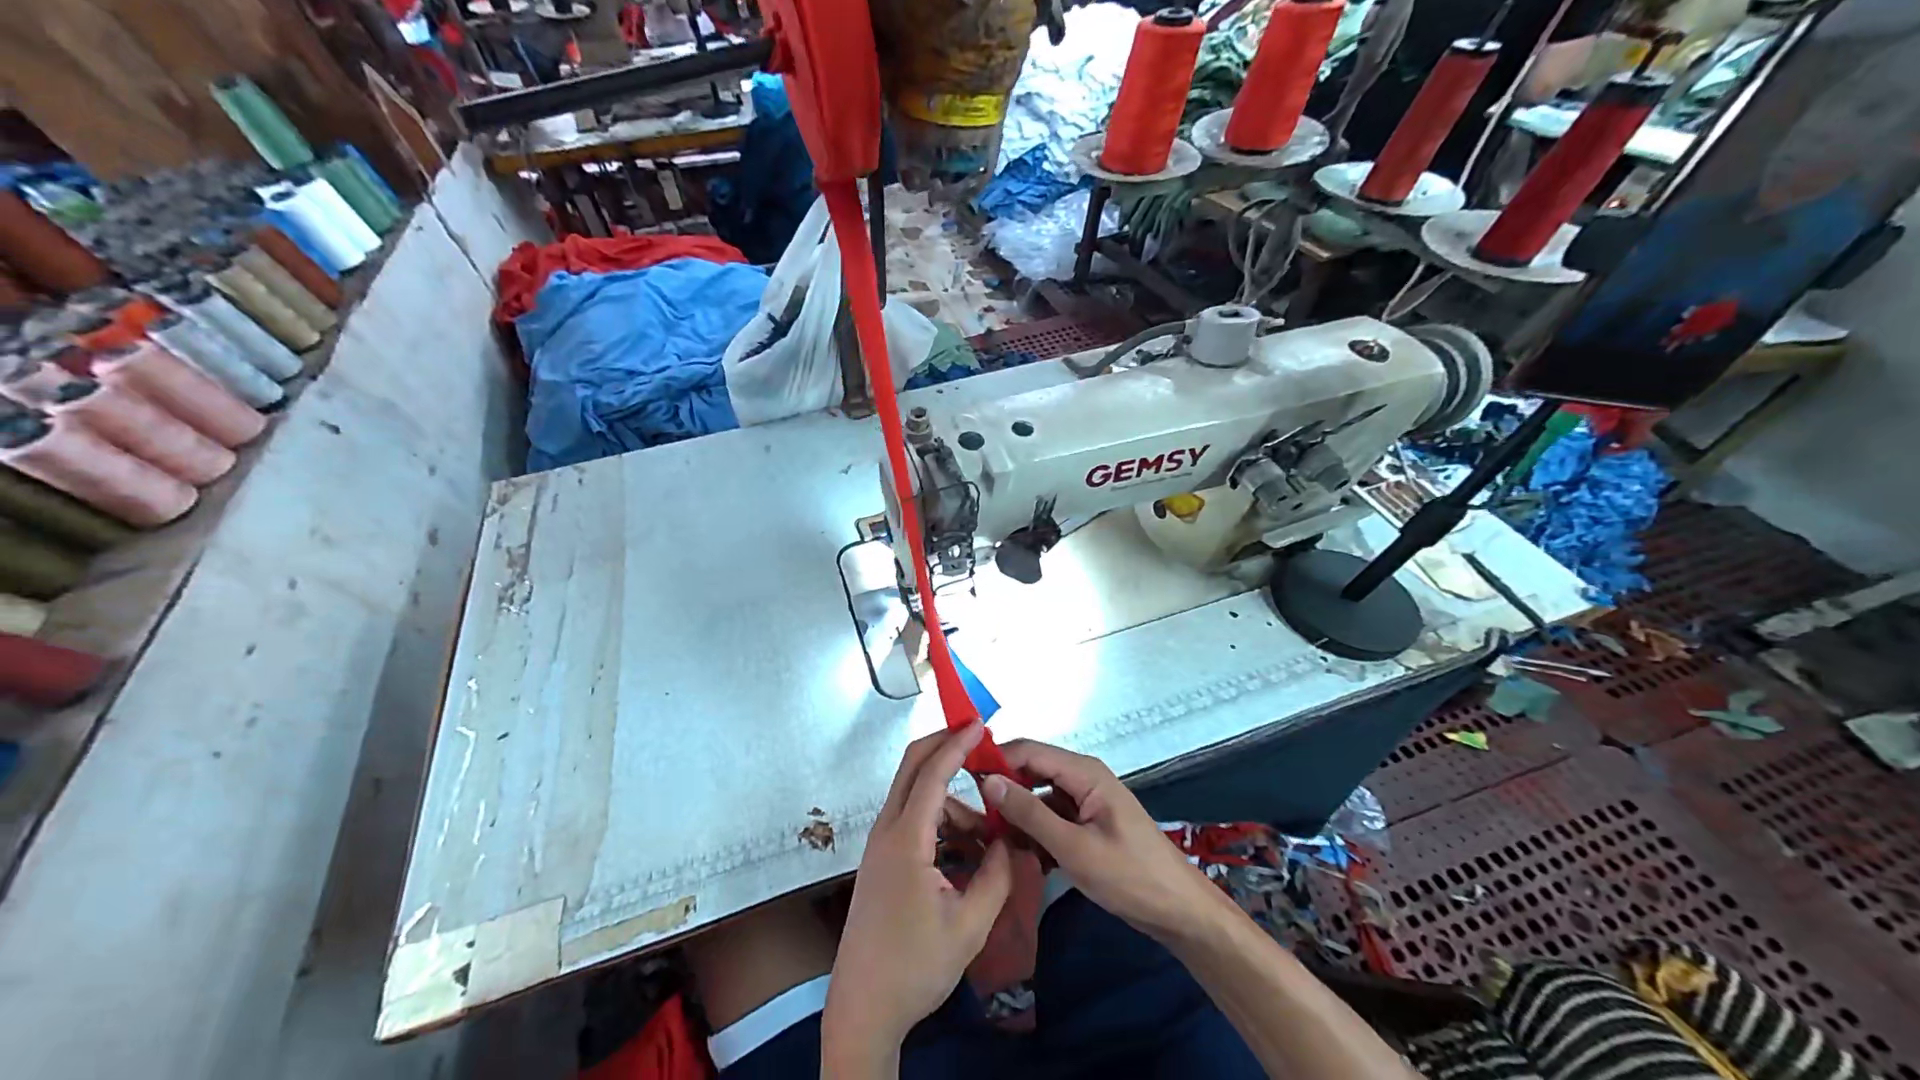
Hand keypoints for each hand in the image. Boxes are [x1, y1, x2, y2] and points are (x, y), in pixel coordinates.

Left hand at [821, 723, 1012, 1075]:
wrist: (864, 1008)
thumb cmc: (916, 966)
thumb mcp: (970, 924)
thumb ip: (997, 874)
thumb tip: (1010, 840)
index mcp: (905, 840)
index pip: (932, 774)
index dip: (957, 744)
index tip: (980, 724)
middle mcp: (887, 832)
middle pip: (912, 768)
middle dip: (944, 746)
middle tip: (980, 741)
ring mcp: (881, 846)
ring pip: (918, 799)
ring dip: (953, 803)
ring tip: (991, 838)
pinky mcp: (882, 862)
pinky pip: (915, 823)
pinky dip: (943, 826)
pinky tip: (970, 855)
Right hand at [981, 739, 1224, 944]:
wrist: (1177, 910)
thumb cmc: (1130, 876)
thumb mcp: (1074, 847)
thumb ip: (1030, 813)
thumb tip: (988, 780)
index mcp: (1083, 772)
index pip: (1028, 750)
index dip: (995, 758)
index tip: (960, 778)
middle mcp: (1082, 777)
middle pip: (1030, 771)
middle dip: (1002, 790)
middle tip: (971, 816)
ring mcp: (1083, 800)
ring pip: (1036, 796)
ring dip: (1016, 814)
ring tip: (988, 838)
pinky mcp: (1084, 822)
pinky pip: (1048, 816)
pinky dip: (1033, 830)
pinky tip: (1017, 853)